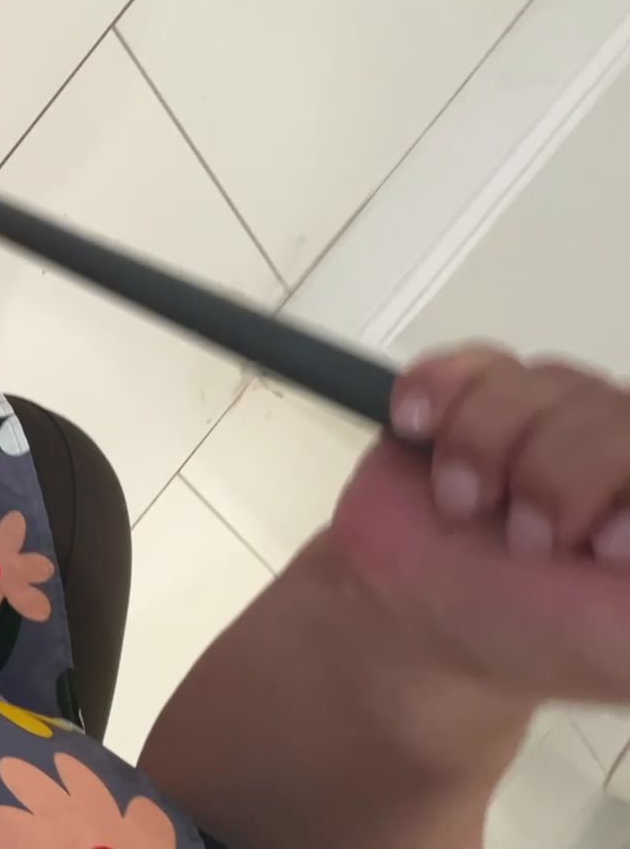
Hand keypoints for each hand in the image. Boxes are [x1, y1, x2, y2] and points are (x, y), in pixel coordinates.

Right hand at [325, 345, 629, 703]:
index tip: (602, 547)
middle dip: (549, 475)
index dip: (623, 479)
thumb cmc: (523, 632)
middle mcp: (628, 454)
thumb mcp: (629, 644)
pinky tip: (418, 430)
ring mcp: (550, 423)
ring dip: (478, 445)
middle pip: (614, 412)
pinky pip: (467, 362)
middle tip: (522, 534)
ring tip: (460, 500)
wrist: (398, 603)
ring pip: (538, 383)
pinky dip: (433, 391)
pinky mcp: (468, 401)